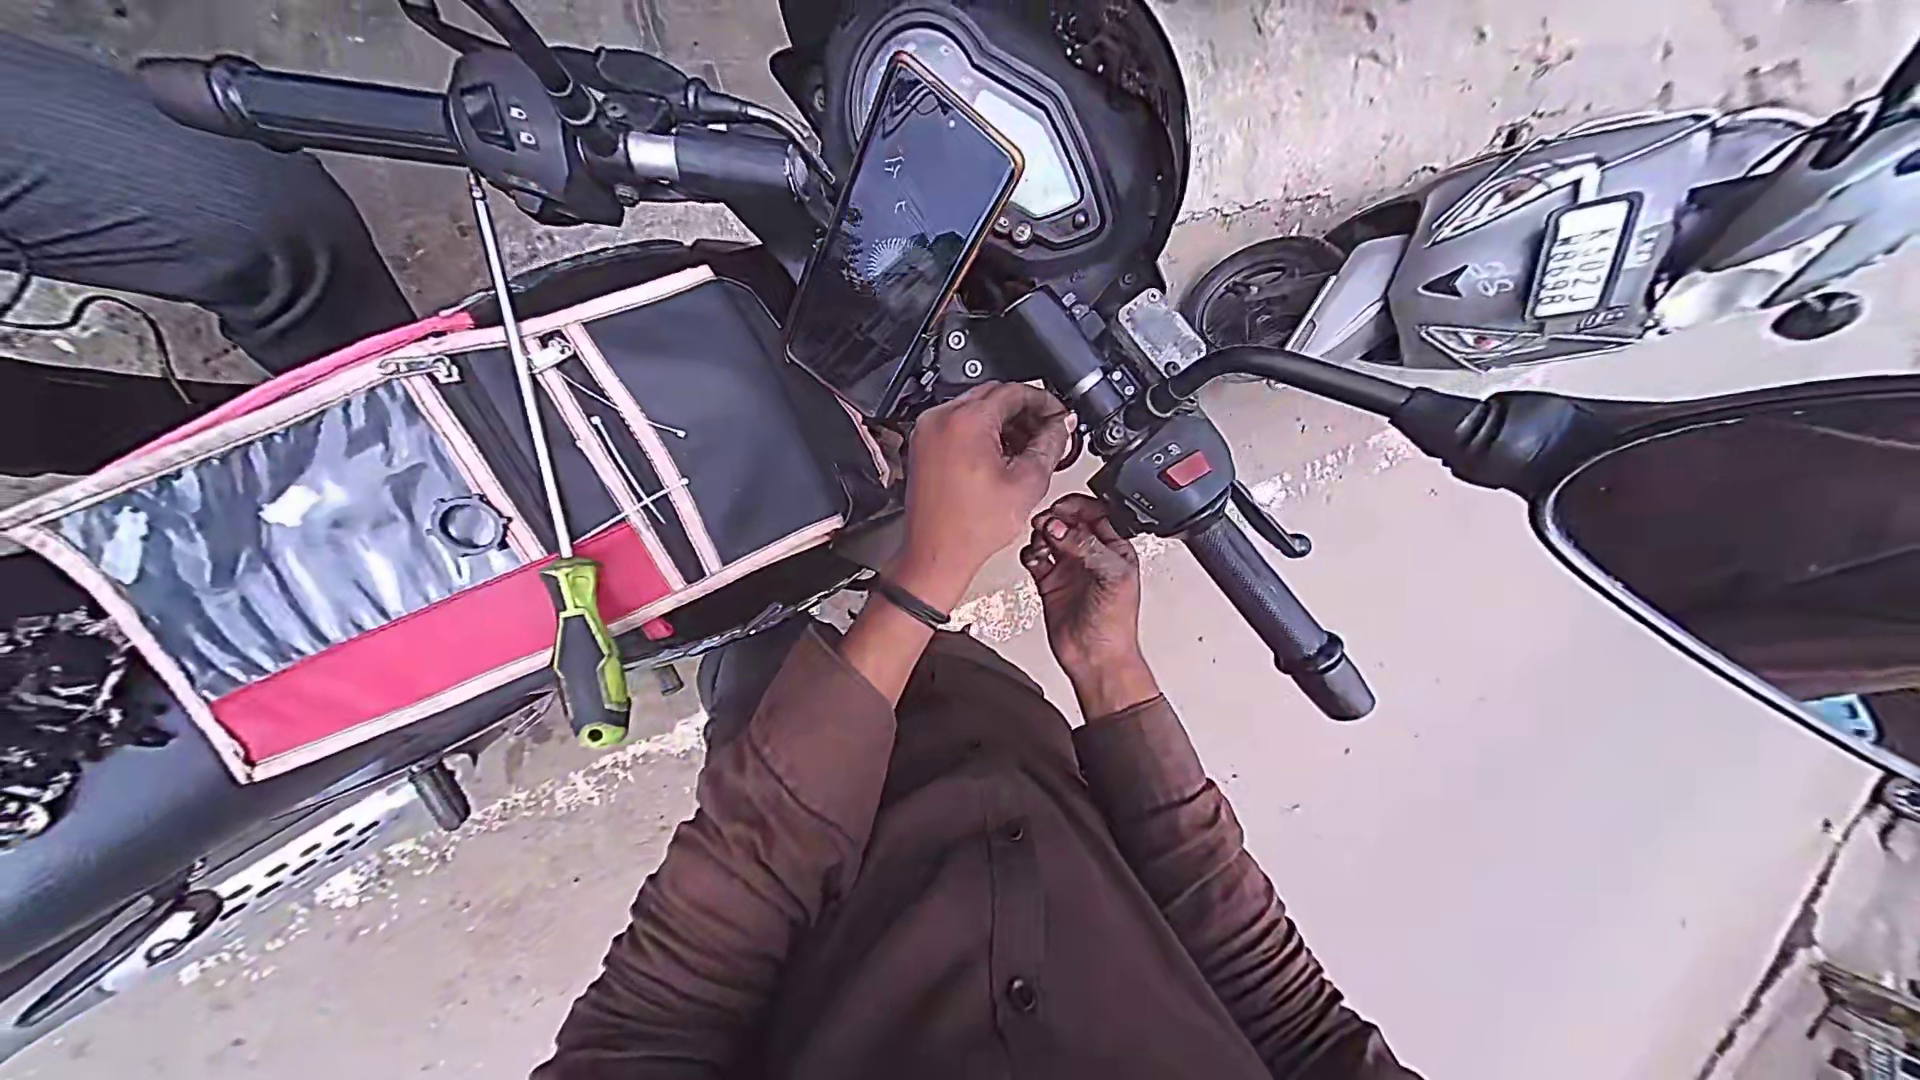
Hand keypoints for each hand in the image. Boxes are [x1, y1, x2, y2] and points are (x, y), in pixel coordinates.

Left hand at [891, 382, 1071, 610]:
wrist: (936, 554)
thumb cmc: (969, 529)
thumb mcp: (1027, 483)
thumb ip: (1051, 444)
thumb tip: (1060, 425)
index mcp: (965, 421)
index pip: (1015, 391)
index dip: (1044, 401)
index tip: (1057, 415)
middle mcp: (940, 419)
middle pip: (993, 395)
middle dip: (1024, 411)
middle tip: (1046, 431)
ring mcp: (927, 432)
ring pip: (975, 408)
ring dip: (1003, 422)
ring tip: (1025, 448)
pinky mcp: (923, 446)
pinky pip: (958, 425)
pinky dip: (981, 433)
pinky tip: (1000, 456)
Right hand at [1020, 494, 1160, 718]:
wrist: (1095, 658)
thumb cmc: (1116, 624)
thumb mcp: (1112, 575)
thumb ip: (1087, 546)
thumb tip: (1062, 527)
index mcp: (1115, 547)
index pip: (1096, 512)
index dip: (1078, 506)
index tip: (1062, 508)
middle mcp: (1091, 554)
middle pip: (1068, 520)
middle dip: (1055, 517)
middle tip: (1046, 523)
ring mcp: (1069, 567)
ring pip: (1048, 535)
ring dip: (1041, 533)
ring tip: (1041, 542)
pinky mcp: (1049, 581)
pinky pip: (1034, 557)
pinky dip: (1030, 553)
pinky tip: (1034, 558)